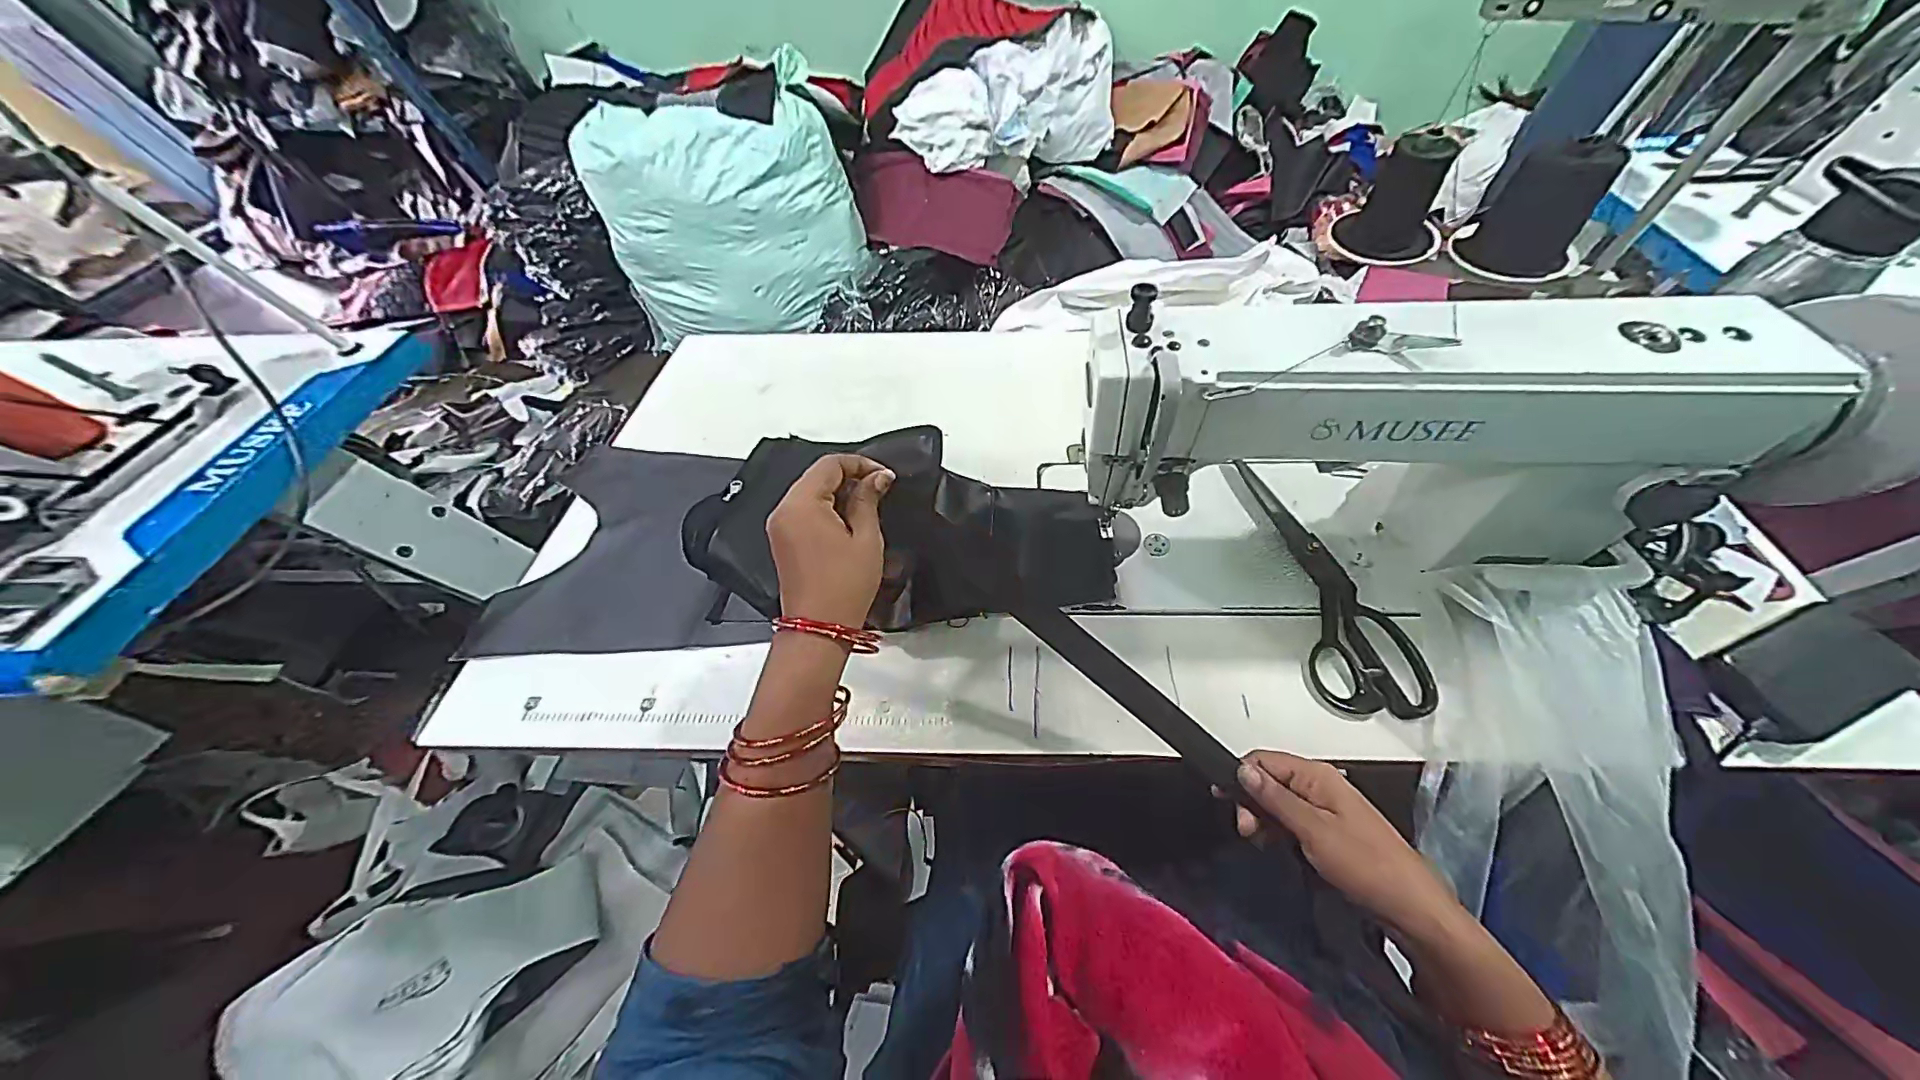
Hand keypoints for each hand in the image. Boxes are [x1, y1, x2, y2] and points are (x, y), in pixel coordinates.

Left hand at [768, 454, 893, 627]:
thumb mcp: (865, 538)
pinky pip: (805, 512)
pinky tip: (850, 523)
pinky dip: (827, 510)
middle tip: (880, 489)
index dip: (860, 464)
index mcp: (801, 504)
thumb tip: (876, 478)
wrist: (819, 626)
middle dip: (850, 478)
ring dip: (840, 494)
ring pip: (811, 493)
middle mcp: (784, 511)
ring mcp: (780, 527)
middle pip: (817, 476)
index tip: (883, 475)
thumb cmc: (842, 588)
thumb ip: (868, 500)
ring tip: (869, 508)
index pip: (829, 464)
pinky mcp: (783, 541)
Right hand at [1232, 750, 1467, 940]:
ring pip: (1278, 802)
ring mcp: (1326, 808)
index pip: (1262, 760)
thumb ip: (1274, 798)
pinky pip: (1292, 820)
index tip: (1232, 805)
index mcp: (1318, 775)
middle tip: (1250, 831)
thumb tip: (1243, 770)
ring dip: (1265, 820)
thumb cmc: (1368, 867)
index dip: (1242, 779)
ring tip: (1267, 842)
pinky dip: (1280, 832)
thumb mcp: (1313, 830)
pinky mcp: (1328, 829)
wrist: (1411, 908)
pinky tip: (1281, 847)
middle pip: (1268, 780)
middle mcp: (1321, 785)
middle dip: (1252, 803)